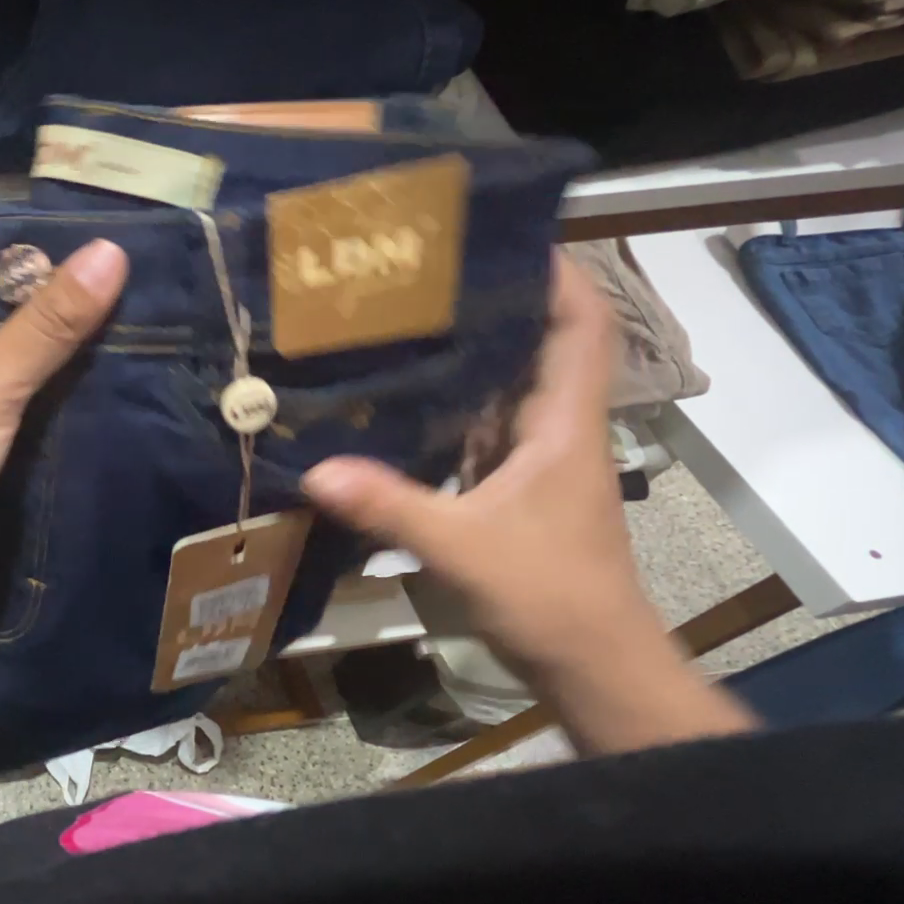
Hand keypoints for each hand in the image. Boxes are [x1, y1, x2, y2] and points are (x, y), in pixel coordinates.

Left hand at [0, 240, 128, 576]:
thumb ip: (51, 321)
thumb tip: (111, 250)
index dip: (57, 269)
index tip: (123, 269)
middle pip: (13, 321)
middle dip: (69, 323)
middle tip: (147, 314)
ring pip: (19, 370)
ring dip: (65, 370)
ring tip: (142, 352)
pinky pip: (16, 410)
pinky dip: (50, 408)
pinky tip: (104, 402)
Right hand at [301, 254, 664, 681]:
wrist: (589, 662)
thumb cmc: (547, 593)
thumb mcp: (462, 547)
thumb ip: (390, 507)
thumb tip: (314, 471)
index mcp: (564, 427)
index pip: (580, 329)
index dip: (558, 278)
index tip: (504, 241)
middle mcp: (554, 435)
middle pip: (535, 353)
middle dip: (491, 312)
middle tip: (419, 285)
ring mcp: (533, 468)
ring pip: (501, 397)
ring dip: (464, 365)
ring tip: (399, 336)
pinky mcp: (510, 497)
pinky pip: (476, 439)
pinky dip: (444, 419)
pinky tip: (396, 414)